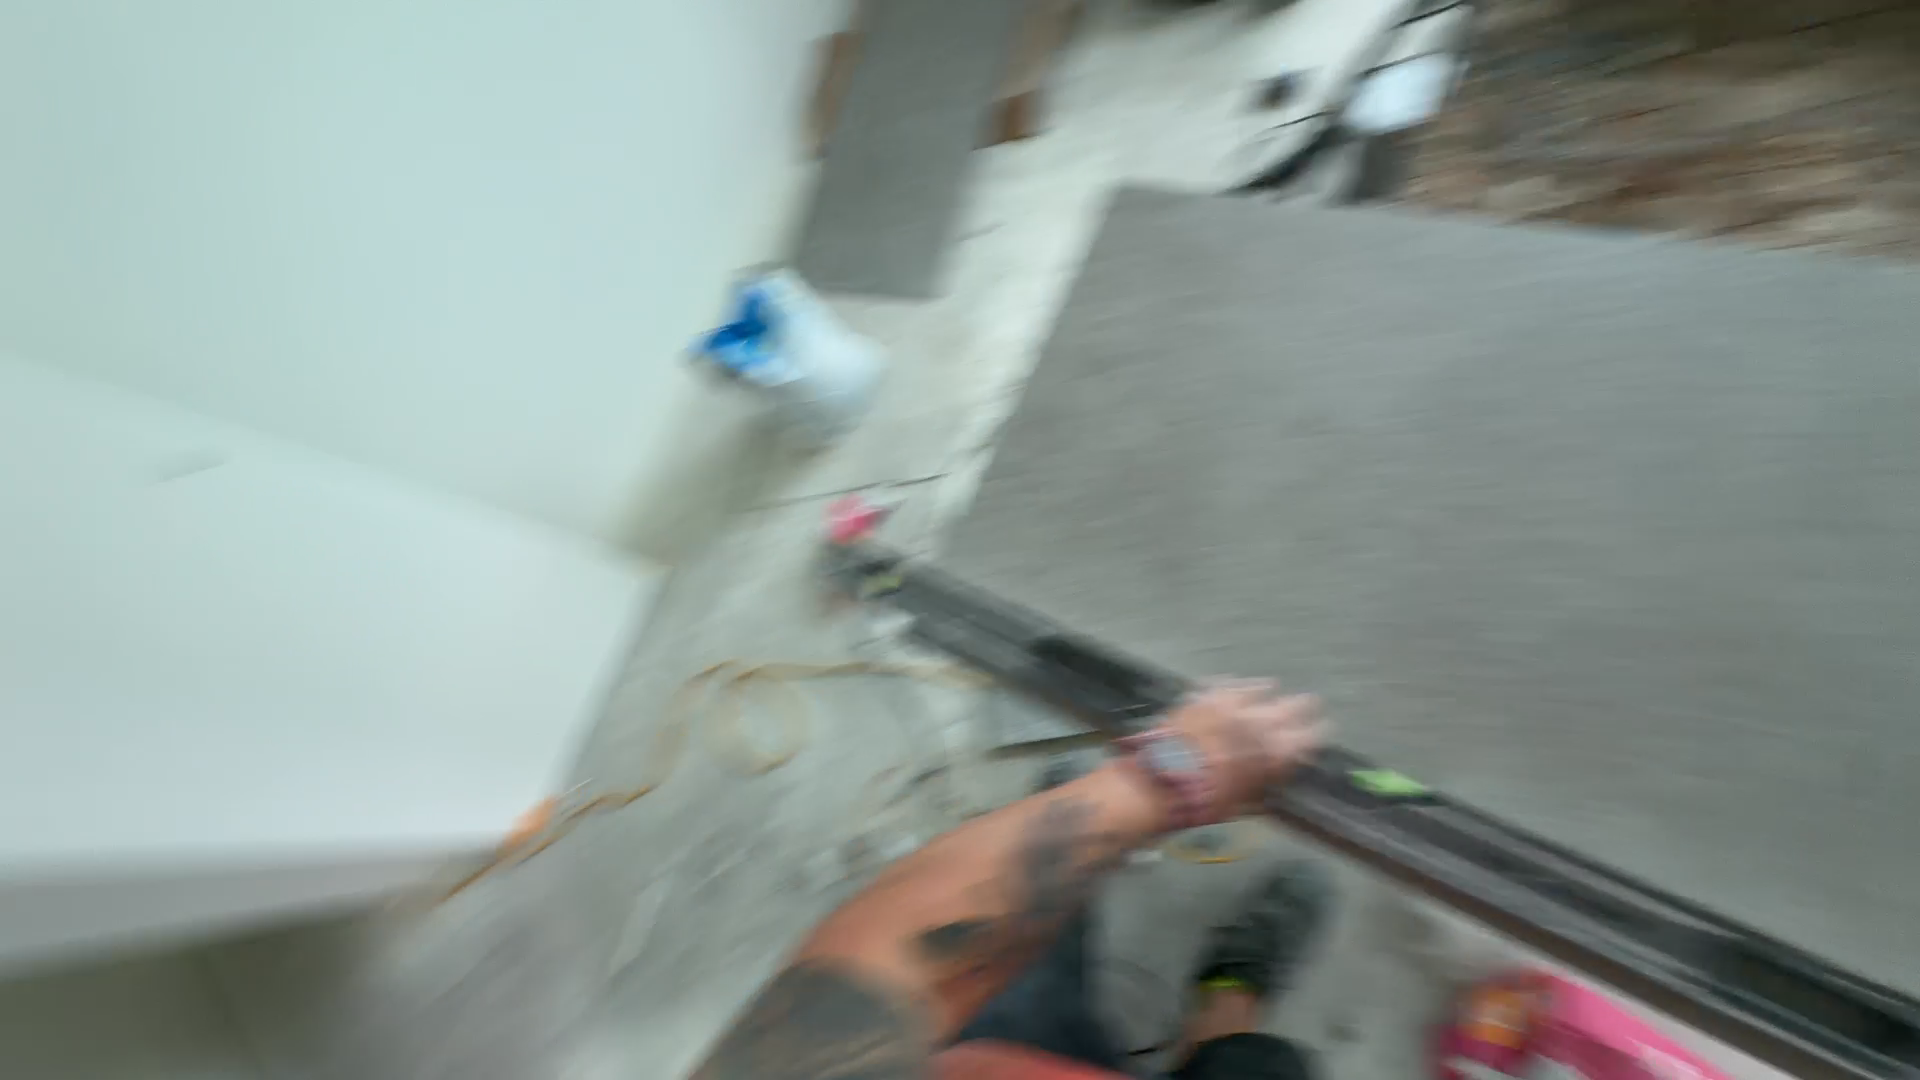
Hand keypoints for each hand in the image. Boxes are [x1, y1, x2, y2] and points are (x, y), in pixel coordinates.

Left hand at [1164, 679, 1324, 817]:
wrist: (1163, 780)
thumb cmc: (1205, 802)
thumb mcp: (1244, 804)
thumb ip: (1262, 786)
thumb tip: (1272, 782)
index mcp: (1271, 755)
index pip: (1304, 740)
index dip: (1317, 733)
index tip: (1326, 727)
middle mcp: (1255, 726)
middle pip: (1285, 711)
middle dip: (1300, 706)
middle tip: (1311, 700)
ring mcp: (1227, 708)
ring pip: (1253, 692)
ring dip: (1264, 689)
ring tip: (1272, 684)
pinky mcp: (1201, 699)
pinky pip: (1220, 687)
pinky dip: (1229, 685)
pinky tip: (1233, 681)